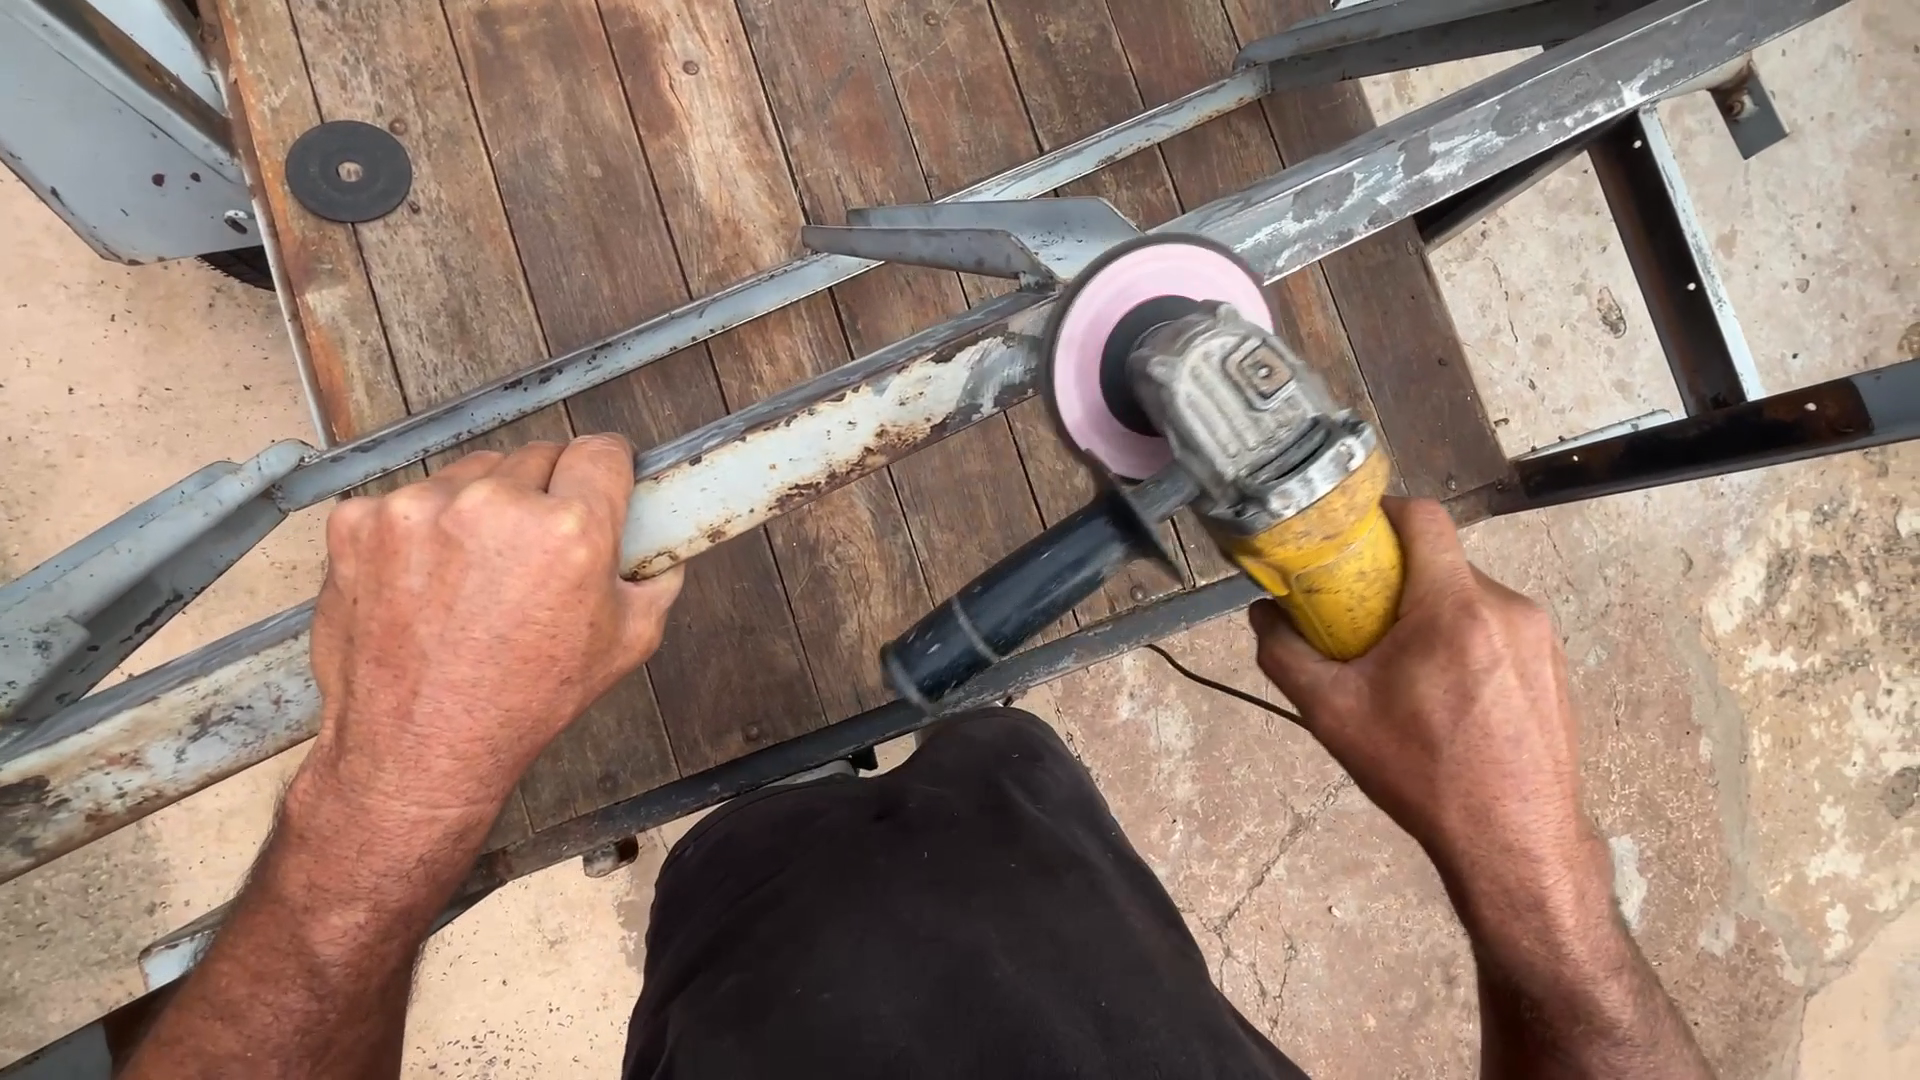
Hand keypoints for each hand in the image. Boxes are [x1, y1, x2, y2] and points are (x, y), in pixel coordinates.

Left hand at [303, 436, 682, 822]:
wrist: (422, 746)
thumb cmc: (527, 698)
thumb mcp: (631, 641)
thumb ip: (656, 577)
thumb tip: (661, 544)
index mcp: (571, 529)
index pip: (602, 449)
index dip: (610, 466)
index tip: (604, 477)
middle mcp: (495, 506)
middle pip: (541, 455)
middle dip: (551, 489)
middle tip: (545, 542)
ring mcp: (418, 508)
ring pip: (475, 471)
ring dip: (488, 501)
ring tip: (483, 564)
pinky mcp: (359, 521)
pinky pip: (413, 497)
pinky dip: (427, 524)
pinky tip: (433, 574)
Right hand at [1249, 498, 1603, 906]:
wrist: (1515, 845)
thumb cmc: (1417, 771)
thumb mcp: (1329, 712)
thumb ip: (1283, 653)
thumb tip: (1263, 613)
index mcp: (1454, 608)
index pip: (1422, 517)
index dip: (1379, 512)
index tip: (1346, 539)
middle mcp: (1508, 607)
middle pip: (1438, 559)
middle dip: (1392, 576)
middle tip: (1356, 619)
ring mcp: (1540, 637)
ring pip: (1466, 594)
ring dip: (1425, 610)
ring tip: (1396, 663)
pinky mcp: (1554, 666)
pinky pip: (1494, 627)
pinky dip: (1458, 638)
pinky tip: (1440, 692)